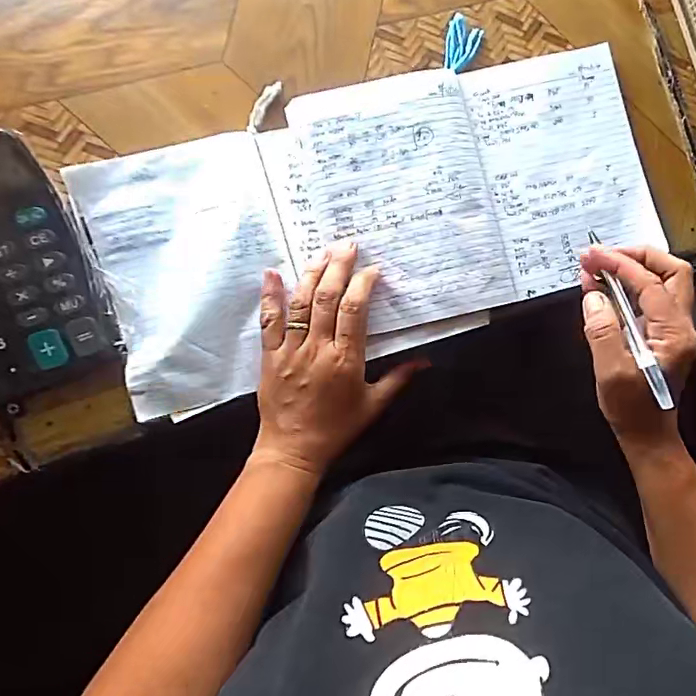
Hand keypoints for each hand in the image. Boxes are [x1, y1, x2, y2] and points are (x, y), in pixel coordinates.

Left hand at [253, 242, 424, 475]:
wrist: (293, 450)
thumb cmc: (337, 429)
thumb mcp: (374, 405)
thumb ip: (399, 379)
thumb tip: (426, 360)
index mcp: (346, 360)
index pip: (355, 311)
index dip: (363, 285)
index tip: (372, 270)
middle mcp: (318, 349)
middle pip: (327, 299)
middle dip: (338, 268)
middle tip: (348, 245)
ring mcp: (291, 350)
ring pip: (300, 304)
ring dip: (311, 274)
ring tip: (322, 252)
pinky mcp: (270, 355)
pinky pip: (269, 321)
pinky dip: (270, 295)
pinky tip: (273, 272)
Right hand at [579, 245, 695, 447]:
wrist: (648, 436)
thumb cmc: (633, 411)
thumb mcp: (611, 373)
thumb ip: (602, 332)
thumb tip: (594, 297)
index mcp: (674, 334)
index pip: (649, 284)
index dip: (619, 264)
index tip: (592, 256)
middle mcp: (681, 327)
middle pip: (672, 271)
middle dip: (638, 255)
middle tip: (604, 254)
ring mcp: (674, 330)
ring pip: (665, 282)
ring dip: (633, 268)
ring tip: (600, 267)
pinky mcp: (663, 335)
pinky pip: (651, 299)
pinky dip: (629, 286)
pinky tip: (605, 289)